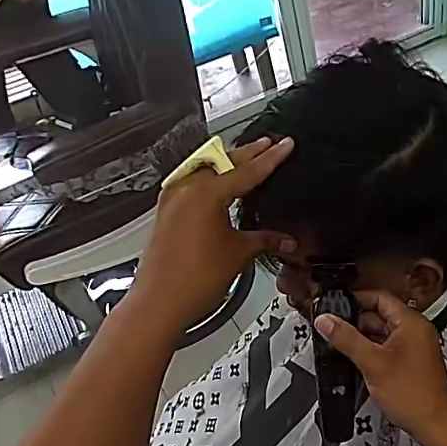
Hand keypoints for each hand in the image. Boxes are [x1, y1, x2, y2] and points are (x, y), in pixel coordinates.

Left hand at [126, 136, 296, 332]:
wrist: (160, 302)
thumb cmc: (192, 280)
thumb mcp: (239, 254)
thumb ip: (266, 240)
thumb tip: (287, 240)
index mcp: (205, 194)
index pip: (247, 170)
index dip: (271, 158)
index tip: (285, 145)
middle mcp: (185, 190)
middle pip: (223, 162)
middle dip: (248, 153)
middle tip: (268, 143)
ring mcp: (173, 199)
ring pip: (206, 169)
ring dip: (228, 163)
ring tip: (248, 158)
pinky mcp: (167, 212)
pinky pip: (192, 183)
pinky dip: (212, 178)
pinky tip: (222, 184)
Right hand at [313, 289, 446, 441]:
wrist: (433, 423)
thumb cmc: (414, 394)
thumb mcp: (372, 362)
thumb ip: (346, 339)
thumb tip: (327, 321)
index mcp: (411, 322)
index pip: (380, 297)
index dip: (355, 299)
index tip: (335, 305)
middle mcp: (417, 330)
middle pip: (379, 314)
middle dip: (355, 322)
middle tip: (333, 329)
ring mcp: (416, 346)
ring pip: (383, 332)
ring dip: (363, 338)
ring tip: (342, 347)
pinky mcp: (413, 361)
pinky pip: (389, 348)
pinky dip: (373, 351)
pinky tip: (359, 362)